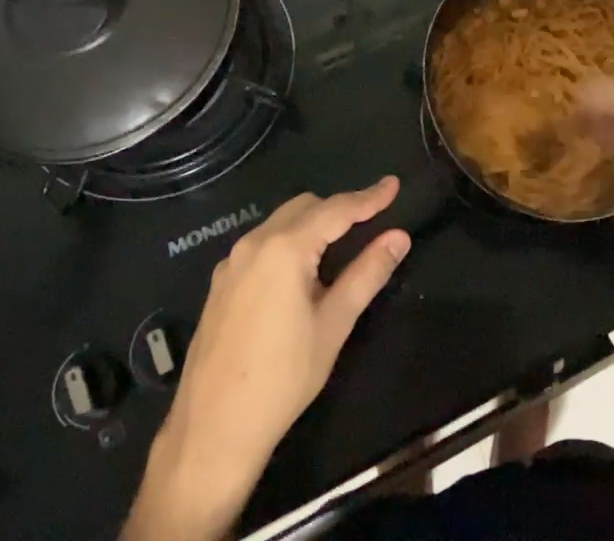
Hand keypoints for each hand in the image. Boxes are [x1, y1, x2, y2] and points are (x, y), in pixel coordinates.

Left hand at [124, 177, 410, 540]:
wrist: (214, 427)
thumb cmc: (284, 377)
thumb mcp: (334, 324)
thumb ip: (367, 273)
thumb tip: (398, 237)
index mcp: (284, 249)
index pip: (336, 210)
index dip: (369, 197)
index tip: (394, 185)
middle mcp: (253, 244)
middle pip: (304, 207)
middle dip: (339, 210)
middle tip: (372, 224)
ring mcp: (230, 264)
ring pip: (280, 224)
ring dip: (312, 226)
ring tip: (340, 250)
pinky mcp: (220, 285)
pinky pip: (261, 246)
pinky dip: (288, 244)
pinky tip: (301, 276)